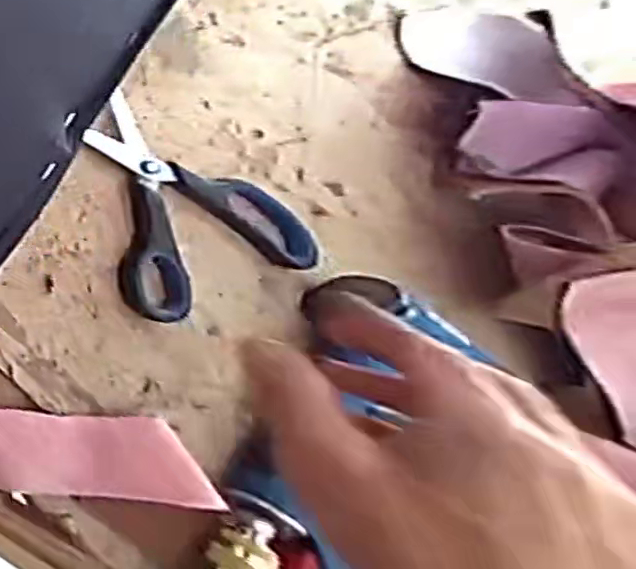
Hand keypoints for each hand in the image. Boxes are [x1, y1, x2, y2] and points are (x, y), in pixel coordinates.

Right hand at [242, 295, 635, 568]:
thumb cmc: (426, 557)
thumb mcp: (331, 468)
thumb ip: (290, 396)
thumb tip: (262, 348)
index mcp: (480, 416)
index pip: (412, 342)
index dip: (360, 322)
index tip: (326, 318)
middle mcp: (549, 444)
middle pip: (472, 378)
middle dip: (402, 364)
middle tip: (351, 365)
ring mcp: (595, 494)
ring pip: (516, 423)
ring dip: (448, 408)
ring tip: (392, 421)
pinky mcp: (610, 535)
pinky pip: (550, 467)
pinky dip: (496, 450)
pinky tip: (467, 474)